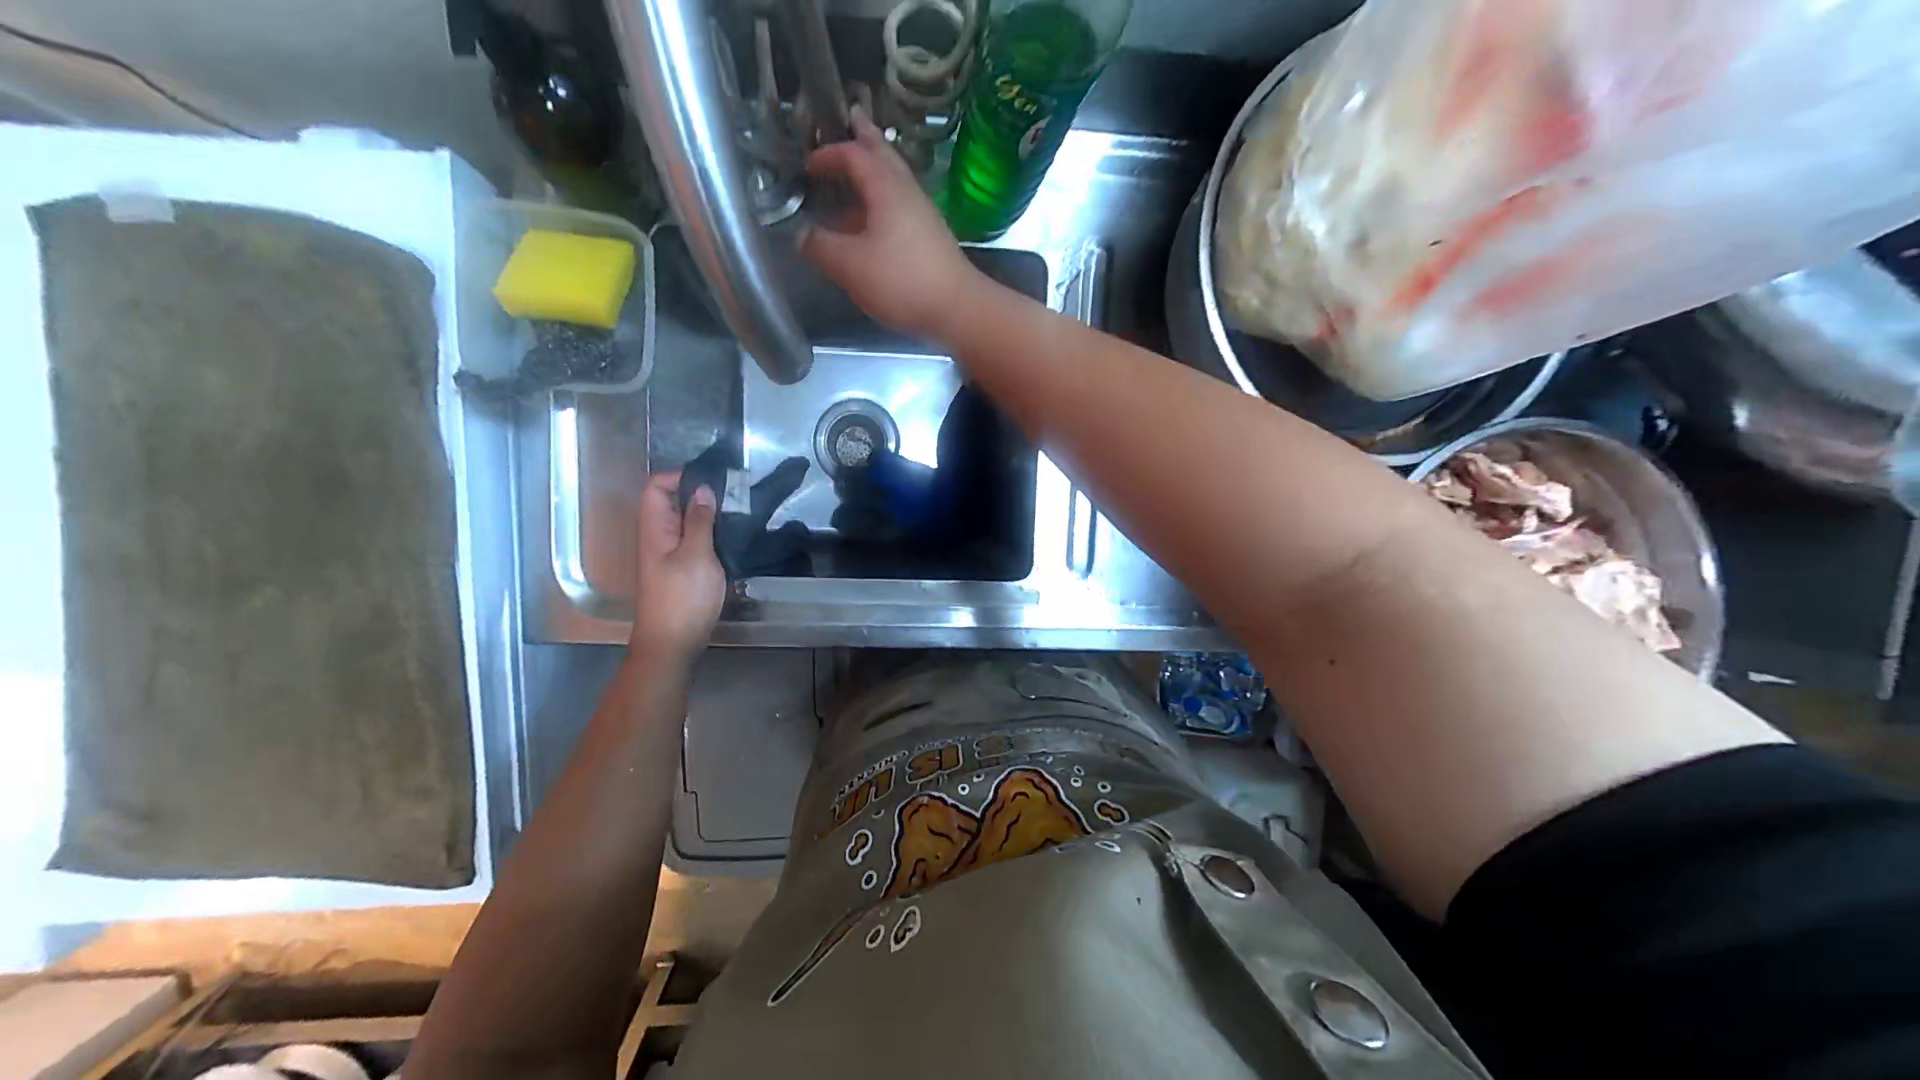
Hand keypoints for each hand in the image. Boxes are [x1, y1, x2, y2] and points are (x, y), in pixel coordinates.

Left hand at [631, 470, 723, 661]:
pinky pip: (694, 542)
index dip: (681, 477)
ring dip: (709, 517)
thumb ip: (699, 520)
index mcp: (654, 528)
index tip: (713, 482)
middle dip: (701, 495)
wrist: (673, 644)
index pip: (657, 487)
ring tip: (738, 516)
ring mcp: (669, 555)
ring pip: (686, 523)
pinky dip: (711, 537)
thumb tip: (702, 490)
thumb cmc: (683, 598)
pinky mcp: (682, 570)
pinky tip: (732, 541)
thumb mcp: (696, 555)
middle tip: (734, 497)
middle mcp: (658, 537)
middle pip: (672, 502)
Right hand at [801, 108, 987, 340]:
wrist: (958, 309)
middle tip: (851, 119)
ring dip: (874, 169)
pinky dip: (882, 201)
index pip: (854, 155)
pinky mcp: (930, 239)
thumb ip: (821, 246)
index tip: (807, 163)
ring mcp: (923, 216)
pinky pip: (900, 207)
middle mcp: (907, 193)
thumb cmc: (903, 281)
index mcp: (886, 189)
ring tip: (856, 171)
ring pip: (894, 181)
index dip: (829, 154)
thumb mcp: (851, 265)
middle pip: (884, 156)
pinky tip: (871, 220)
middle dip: (865, 138)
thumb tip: (800, 234)